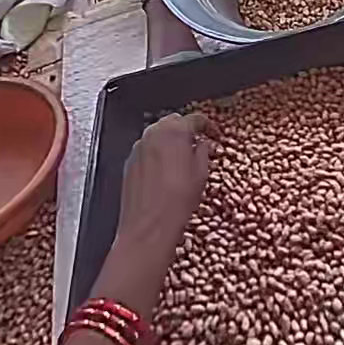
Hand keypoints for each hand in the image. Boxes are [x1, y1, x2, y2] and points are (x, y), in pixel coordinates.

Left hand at [117, 112, 217, 252]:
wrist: (149, 226)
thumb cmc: (178, 200)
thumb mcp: (201, 174)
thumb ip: (203, 152)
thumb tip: (204, 144)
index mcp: (175, 132)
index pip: (195, 119)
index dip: (207, 125)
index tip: (214, 133)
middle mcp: (153, 134)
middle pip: (173, 121)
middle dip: (187, 129)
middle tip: (199, 142)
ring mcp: (138, 148)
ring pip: (157, 134)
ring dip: (170, 139)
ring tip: (182, 157)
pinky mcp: (129, 162)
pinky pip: (146, 149)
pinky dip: (157, 152)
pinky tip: (165, 169)